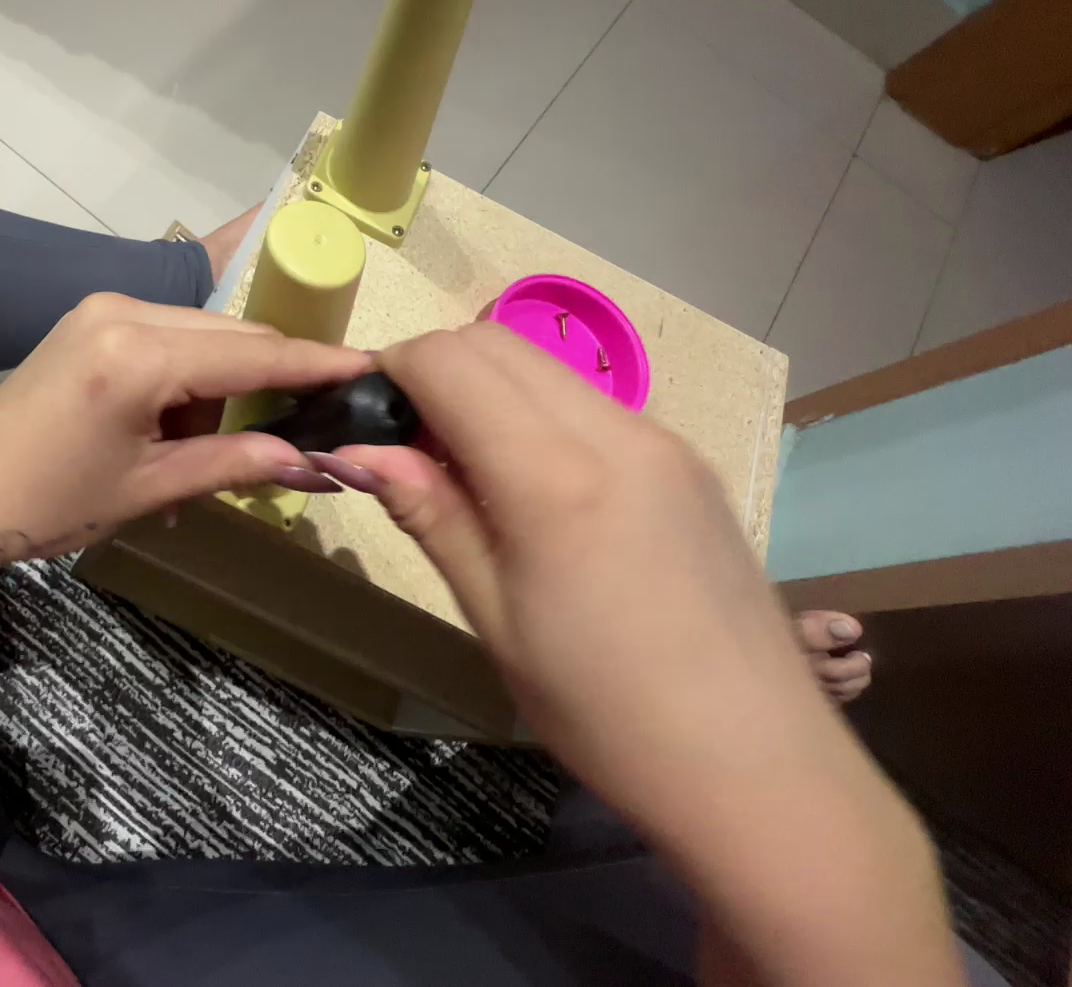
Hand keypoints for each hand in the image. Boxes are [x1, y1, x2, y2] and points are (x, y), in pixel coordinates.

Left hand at [0, 293, 370, 565]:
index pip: (253, 351)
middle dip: (266, 380)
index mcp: (137, 355)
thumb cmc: (51, 505)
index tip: (372, 368)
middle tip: (291, 431)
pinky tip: (167, 426)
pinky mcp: (87, 318)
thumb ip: (237, 465)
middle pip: (231, 334)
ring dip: (218, 386)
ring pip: (200, 334)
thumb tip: (319, 464)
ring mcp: (99, 307)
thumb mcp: (151, 488)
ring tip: (192, 453)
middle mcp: (121, 308)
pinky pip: (164, 335)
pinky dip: (184, 378)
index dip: (316, 363)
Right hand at [336, 323, 850, 806]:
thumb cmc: (598, 705)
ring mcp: (662, 440)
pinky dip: (528, 412)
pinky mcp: (685, 461)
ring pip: (541, 364)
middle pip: (494, 342)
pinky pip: (584, 400)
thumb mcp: (489, 611)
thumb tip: (352, 451)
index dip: (392, 373)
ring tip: (458, 470)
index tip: (363, 422)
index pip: (449, 362)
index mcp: (554, 476)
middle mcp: (617, 432)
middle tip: (403, 447)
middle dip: (431, 370)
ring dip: (480, 388)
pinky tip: (522, 484)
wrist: (757, 768)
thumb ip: (427, 510)